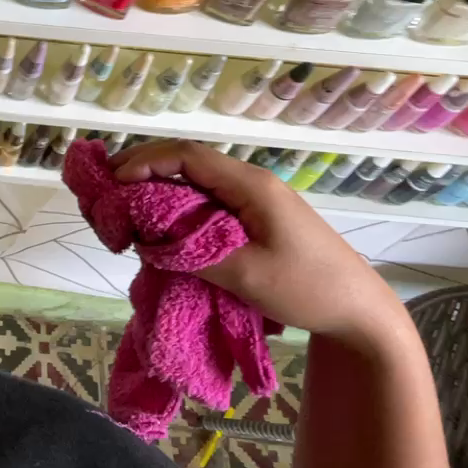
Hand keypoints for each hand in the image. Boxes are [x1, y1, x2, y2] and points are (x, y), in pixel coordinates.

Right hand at [110, 142, 413, 347]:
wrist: (362, 313)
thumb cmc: (308, 288)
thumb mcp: (246, 275)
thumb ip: (192, 253)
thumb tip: (145, 240)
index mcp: (250, 184)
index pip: (187, 154)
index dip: (146, 161)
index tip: (116, 181)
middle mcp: (248, 181)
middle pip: (185, 158)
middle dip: (142, 166)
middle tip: (106, 186)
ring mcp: (251, 197)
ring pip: (192, 177)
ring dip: (156, 183)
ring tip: (122, 200)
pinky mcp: (252, 215)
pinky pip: (203, 197)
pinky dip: (173, 201)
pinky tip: (156, 218)